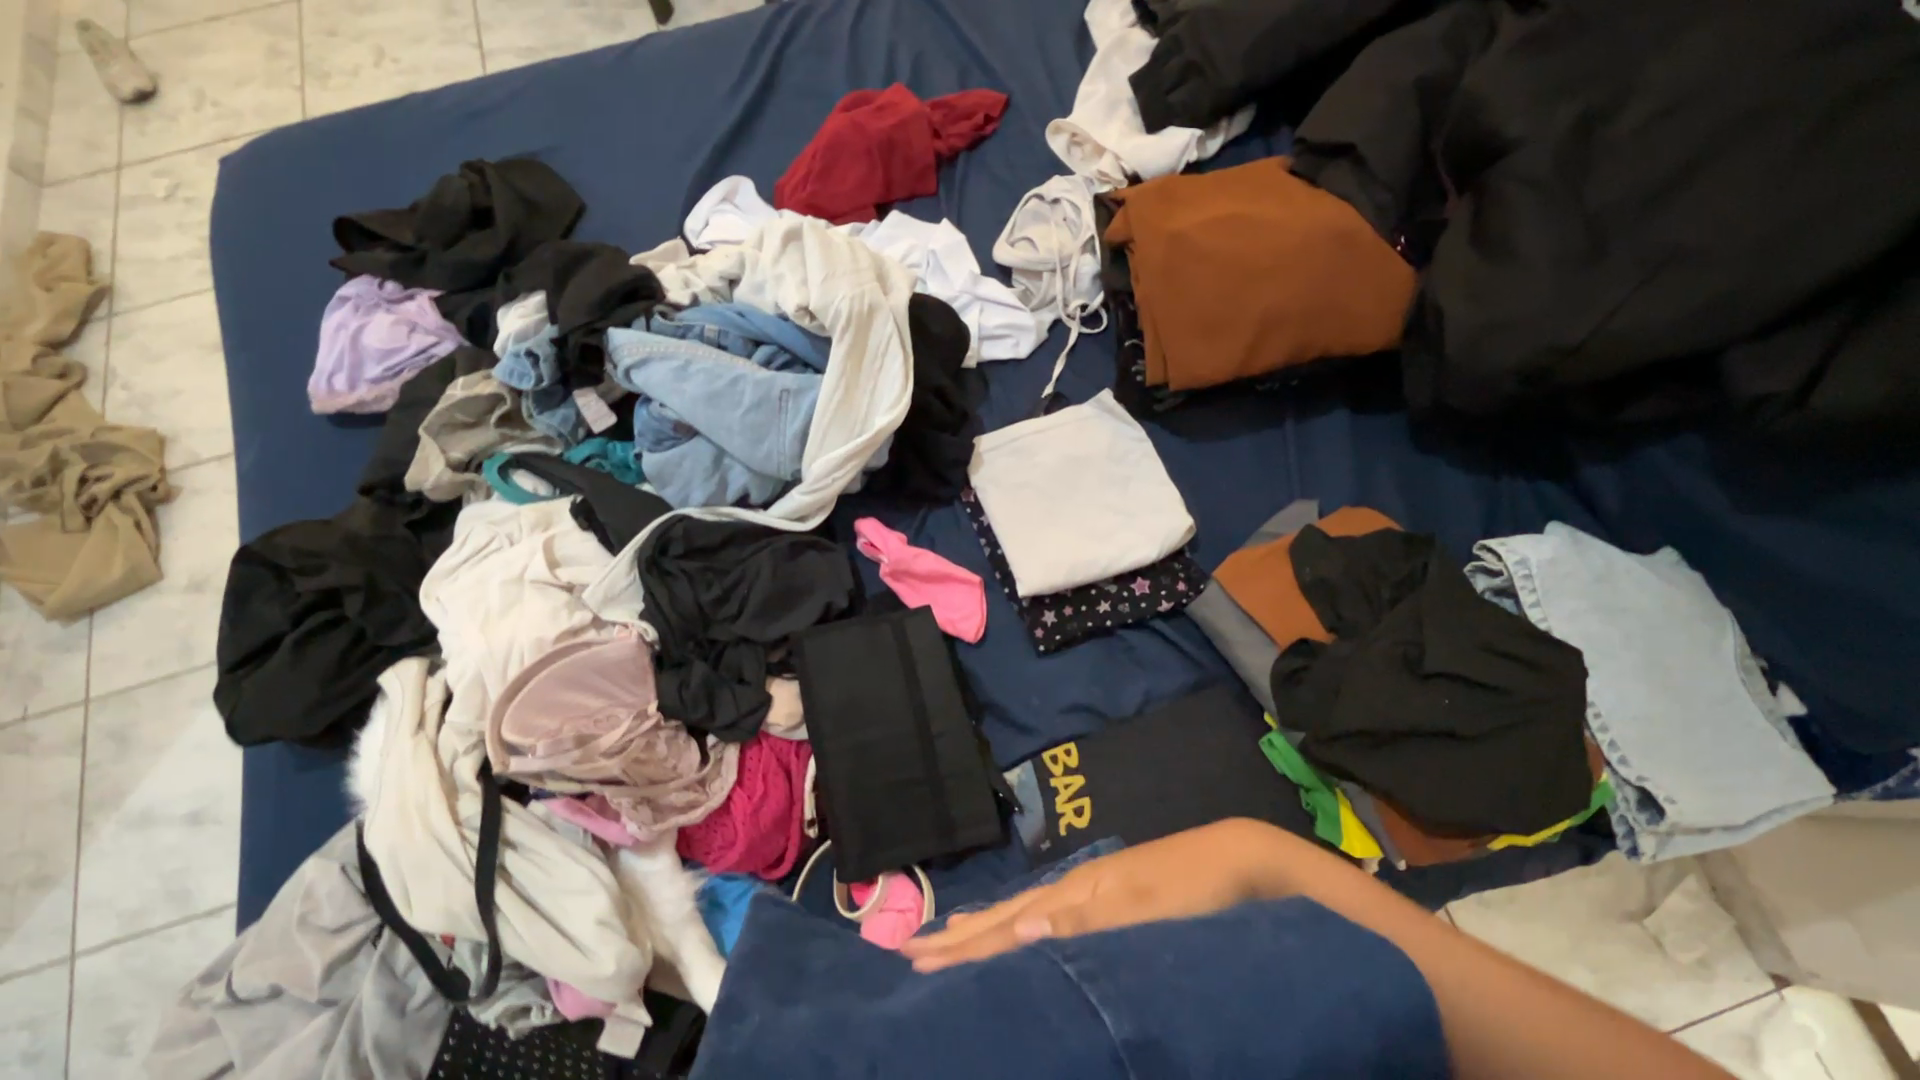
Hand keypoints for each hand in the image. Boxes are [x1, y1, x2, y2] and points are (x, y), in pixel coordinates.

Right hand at [901, 819, 1298, 971]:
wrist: (1244, 859)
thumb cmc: (1198, 888)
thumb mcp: (1143, 907)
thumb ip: (1083, 919)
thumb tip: (1019, 927)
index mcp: (1078, 892)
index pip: (1008, 924)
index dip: (964, 945)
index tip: (915, 957)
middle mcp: (1078, 889)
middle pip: (1008, 914)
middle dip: (961, 936)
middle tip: (912, 948)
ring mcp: (1095, 890)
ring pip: (1025, 911)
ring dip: (985, 927)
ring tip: (950, 935)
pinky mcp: (1113, 896)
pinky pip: (1049, 913)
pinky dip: (1021, 923)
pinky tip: (1021, 927)